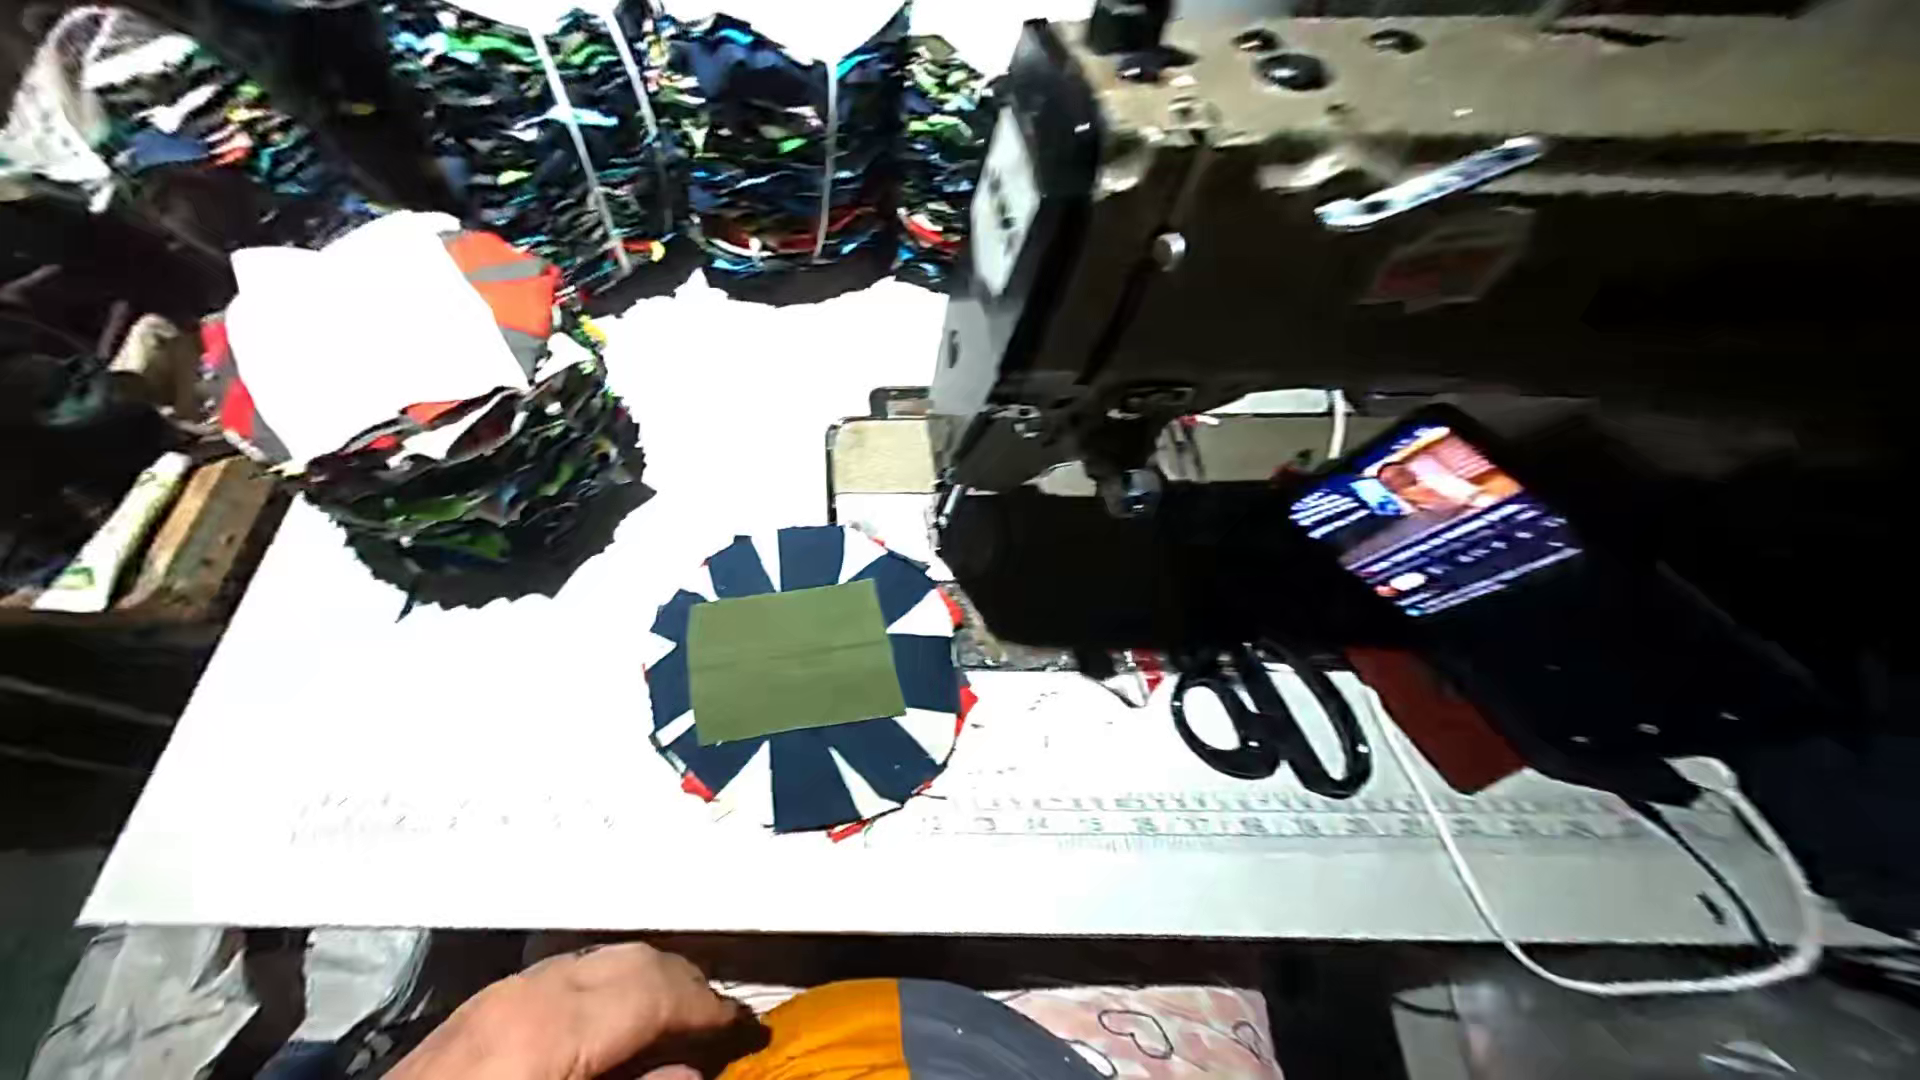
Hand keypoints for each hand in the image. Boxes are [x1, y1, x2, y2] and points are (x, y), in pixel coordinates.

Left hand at [389, 943, 743, 1079]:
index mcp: (548, 1032)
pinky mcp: (481, 1006)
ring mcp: (501, 993)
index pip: (655, 991)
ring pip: (606, 958)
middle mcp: (530, 993)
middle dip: (685, 983)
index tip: (741, 1025)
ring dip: (651, 978)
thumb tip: (689, 1071)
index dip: (706, 1006)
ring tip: (677, 1013)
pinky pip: (570, 972)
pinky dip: (612, 982)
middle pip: (635, 961)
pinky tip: (618, 1017)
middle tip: (718, 1018)